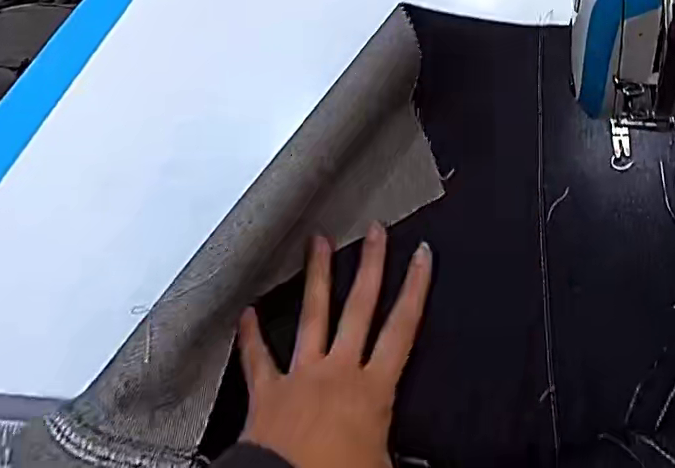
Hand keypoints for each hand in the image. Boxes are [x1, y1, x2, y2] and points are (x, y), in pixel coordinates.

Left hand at [237, 224, 432, 467]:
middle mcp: (339, 372)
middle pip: (360, 306)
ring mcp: (301, 378)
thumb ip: (399, 448)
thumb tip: (427, 461)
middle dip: (371, 265)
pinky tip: (247, 313)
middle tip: (374, 231)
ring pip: (314, 316)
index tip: (422, 253)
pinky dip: (251, 338)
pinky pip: (258, 362)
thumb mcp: (381, 464)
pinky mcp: (266, 398)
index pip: (402, 325)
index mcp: (372, 388)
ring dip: (318, 277)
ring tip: (319, 243)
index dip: (416, 286)